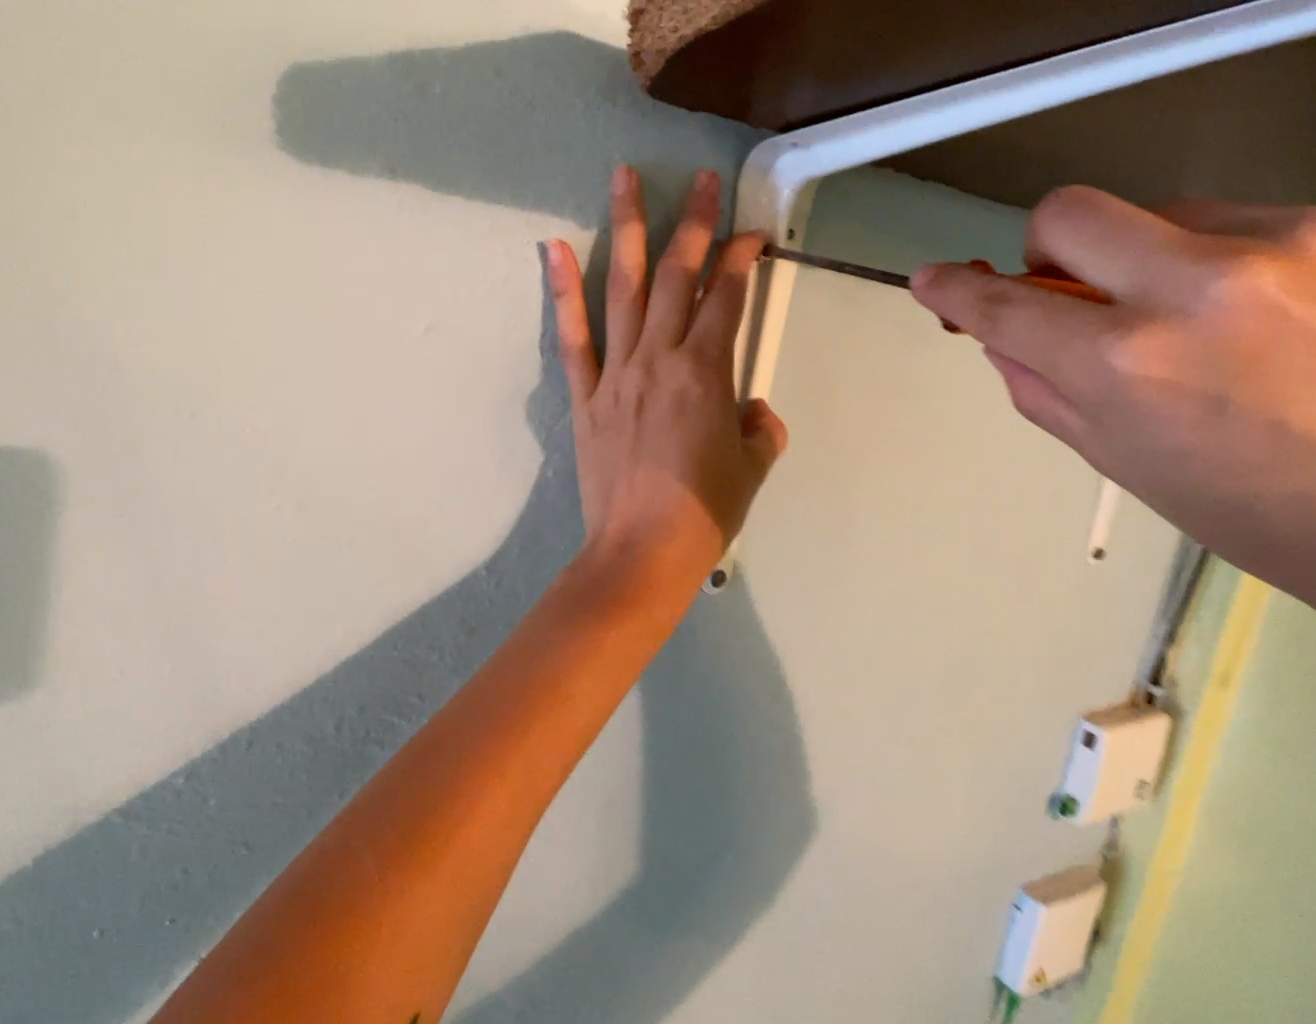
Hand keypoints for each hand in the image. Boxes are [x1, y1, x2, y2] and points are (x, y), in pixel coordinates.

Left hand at [547, 166, 788, 586]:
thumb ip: (759, 430)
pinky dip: (565, 293)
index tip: (753, 235)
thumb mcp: (752, 470)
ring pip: (626, 290)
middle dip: (695, 224)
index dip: (743, 261)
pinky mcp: (585, 398)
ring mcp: (617, 374)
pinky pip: (573, 338)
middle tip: (702, 180)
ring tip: (624, 178)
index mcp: (707, 374)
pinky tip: (556, 250)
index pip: (729, 299)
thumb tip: (753, 410)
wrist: (641, 553)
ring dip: (628, 230)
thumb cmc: (704, 515)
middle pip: (680, 278)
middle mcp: (660, 359)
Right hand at [908, 187, 1315, 606]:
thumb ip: (1047, 390)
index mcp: (1129, 363)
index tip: (935, 281)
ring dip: (1161, 263)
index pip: (1008, 305)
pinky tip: (1289, 326)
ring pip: (1175, 215)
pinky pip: (1267, 224)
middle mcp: (1200, 283)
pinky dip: (1248, 266)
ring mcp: (1295, 241)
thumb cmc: (1263, 515)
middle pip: (1074, 212)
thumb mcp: (1126, 464)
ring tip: (1215, 332)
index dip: (958, 292)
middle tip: (1076, 293)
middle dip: (1050, 247)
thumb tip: (1003, 338)